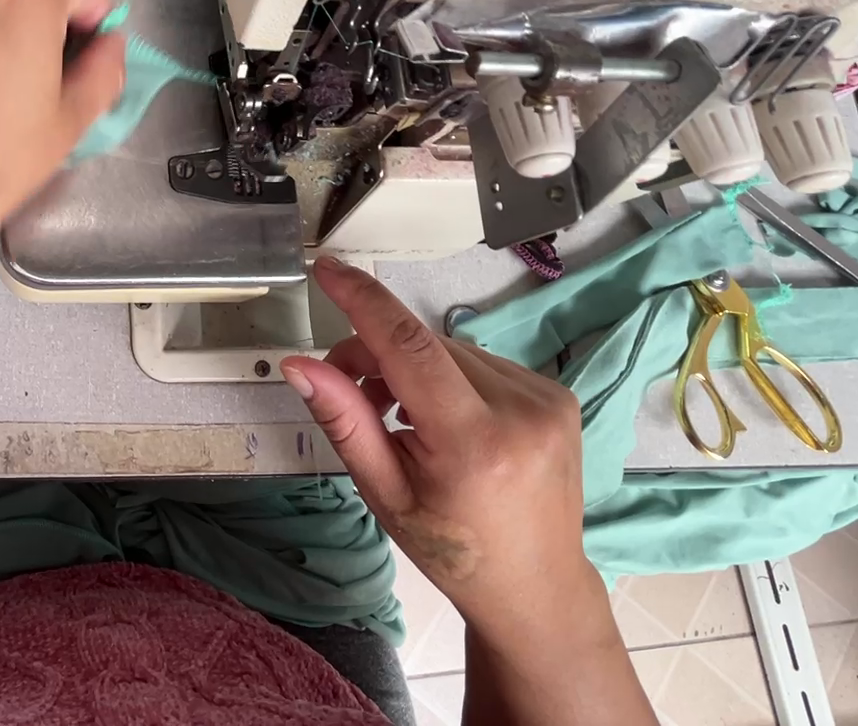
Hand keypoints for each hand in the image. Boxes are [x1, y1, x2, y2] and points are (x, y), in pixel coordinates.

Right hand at [280, 257, 600, 644]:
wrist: (537, 589)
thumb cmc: (449, 548)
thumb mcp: (382, 490)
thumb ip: (343, 419)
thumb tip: (299, 364)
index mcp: (475, 442)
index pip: (409, 347)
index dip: (364, 301)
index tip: (326, 267)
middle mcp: (522, 409)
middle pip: (423, 345)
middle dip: (373, 352)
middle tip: (343, 384)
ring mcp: (547, 398)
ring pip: (448, 348)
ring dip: (409, 363)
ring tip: (395, 411)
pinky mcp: (558, 394)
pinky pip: (477, 360)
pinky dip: (444, 373)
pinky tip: (439, 413)